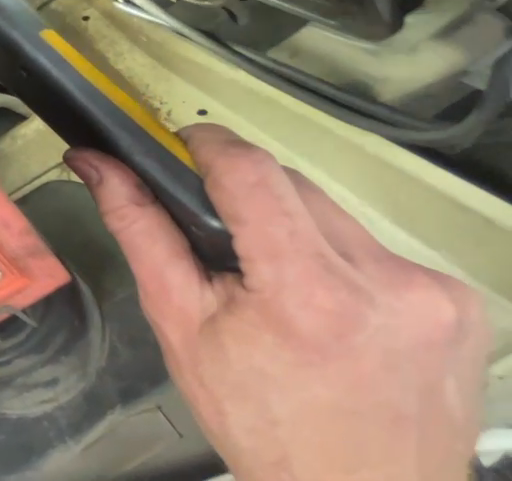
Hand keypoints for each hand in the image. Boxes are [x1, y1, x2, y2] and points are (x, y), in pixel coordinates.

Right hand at [68, 124, 487, 480]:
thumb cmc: (256, 415)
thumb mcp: (177, 320)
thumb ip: (139, 227)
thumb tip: (95, 161)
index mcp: (309, 291)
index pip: (254, 172)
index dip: (208, 144)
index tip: (178, 143)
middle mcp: (388, 282)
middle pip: (292, 187)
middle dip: (243, 196)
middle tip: (211, 235)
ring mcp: (437, 293)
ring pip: (332, 213)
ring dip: (289, 225)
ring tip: (268, 278)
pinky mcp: (462, 304)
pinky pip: (375, 246)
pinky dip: (336, 257)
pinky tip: (323, 301)